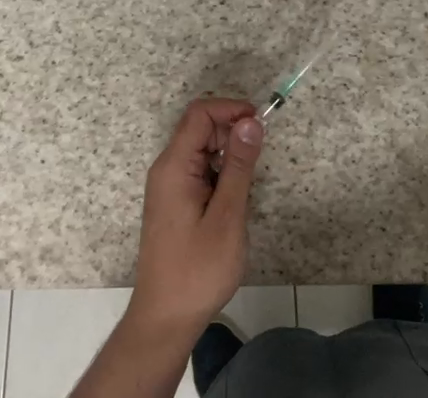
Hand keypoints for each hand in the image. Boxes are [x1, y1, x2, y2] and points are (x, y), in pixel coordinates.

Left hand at [128, 98, 266, 335]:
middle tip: (260, 157)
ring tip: (248, 185)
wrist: (165, 317)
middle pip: (199, 128)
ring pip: (201, 150)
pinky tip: (234, 199)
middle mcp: (167, 169)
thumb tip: (251, 122)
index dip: (231, 109)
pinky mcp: (174, 202)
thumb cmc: (197, 269)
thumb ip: (239, 166)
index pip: (199, 114)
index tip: (262, 124)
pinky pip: (199, 171)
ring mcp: (169, 186)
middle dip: (232, 131)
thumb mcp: (227, 216)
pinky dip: (220, 173)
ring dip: (228, 155)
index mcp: (174, 166)